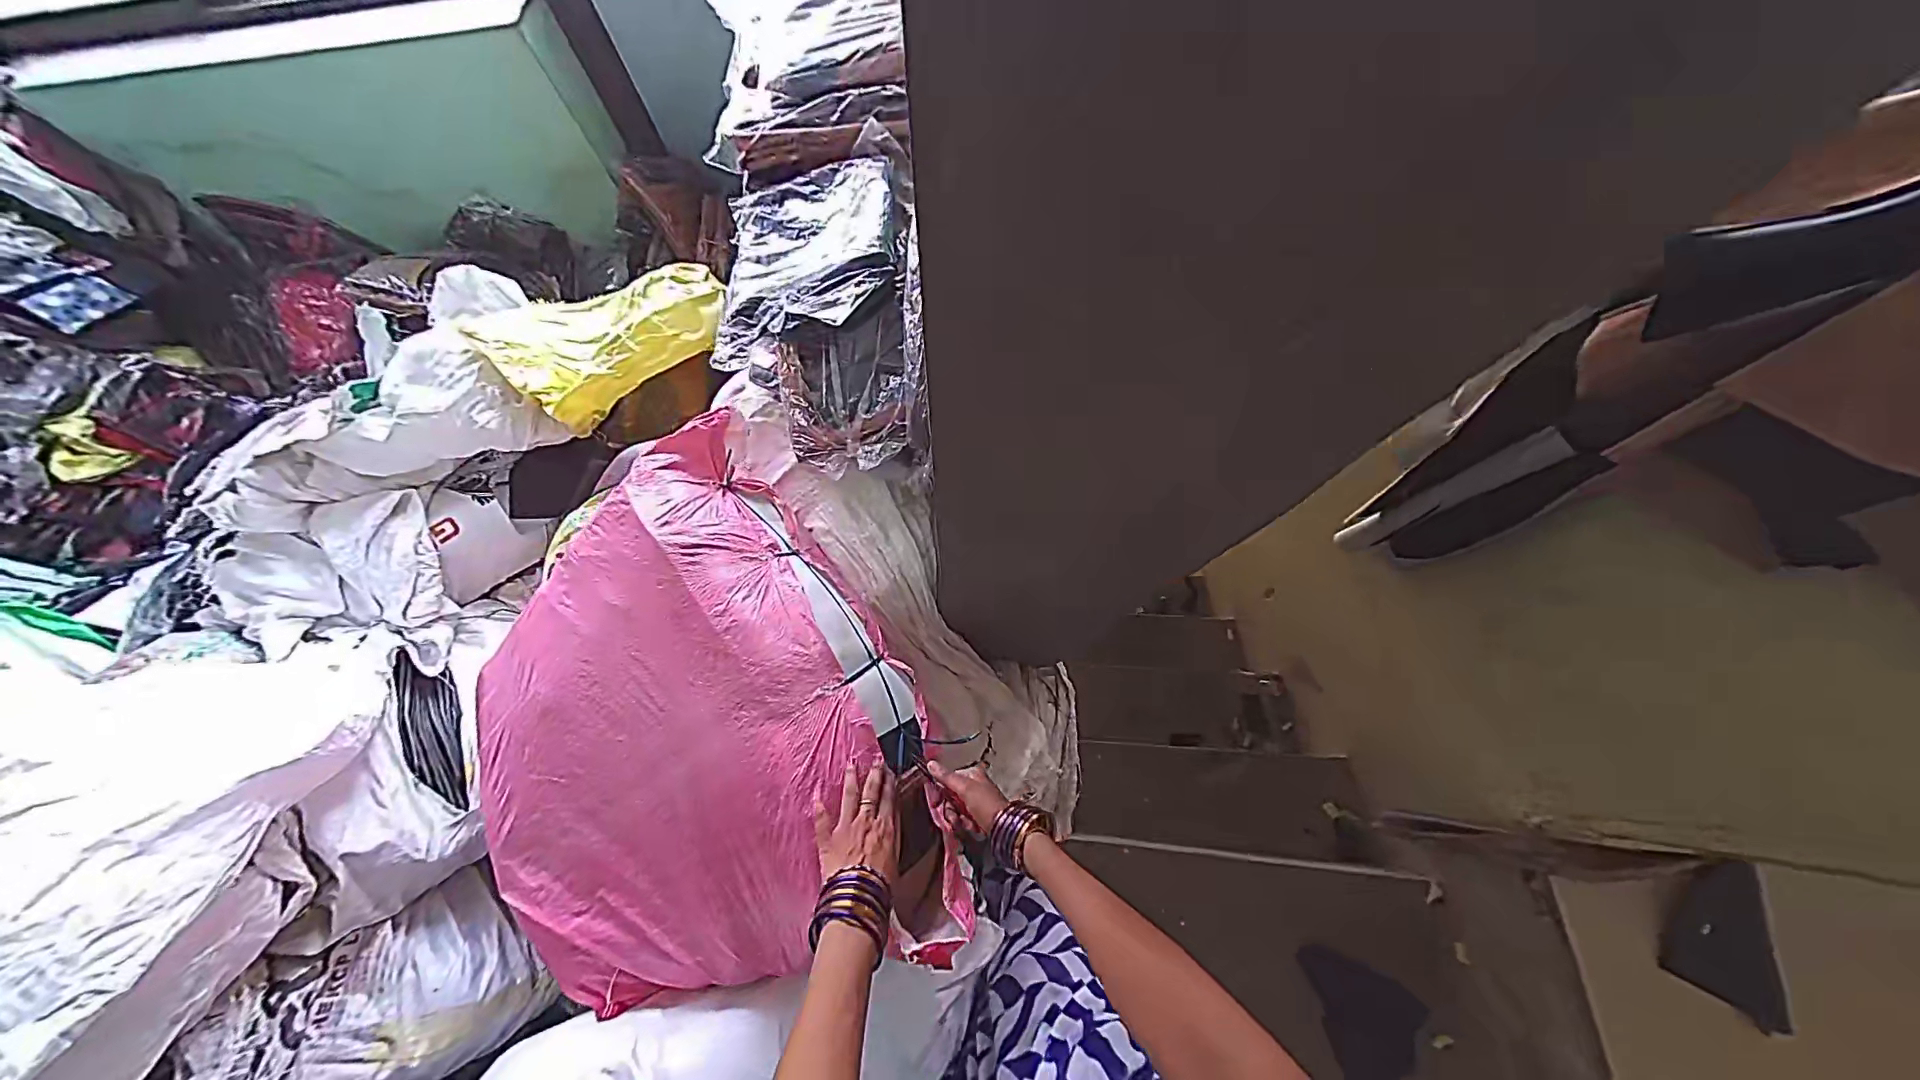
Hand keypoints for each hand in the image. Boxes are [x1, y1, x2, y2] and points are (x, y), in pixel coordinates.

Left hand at [814, 761, 897, 886]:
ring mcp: (845, 828)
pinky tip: (817, 796)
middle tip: (875, 761)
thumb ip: (893, 834)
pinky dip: (819, 808)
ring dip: (850, 780)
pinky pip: (822, 820)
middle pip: (871, 792)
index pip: (888, 797)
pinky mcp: (828, 839)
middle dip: (874, 774)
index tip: (888, 769)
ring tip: (851, 765)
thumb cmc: (881, 883)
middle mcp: (865, 821)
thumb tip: (893, 818)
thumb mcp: (896, 857)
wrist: (857, 896)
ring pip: (849, 797)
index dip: (888, 782)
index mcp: (884, 826)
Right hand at [924, 760, 1010, 833]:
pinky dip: (965, 823)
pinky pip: (963, 818)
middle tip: (954, 817)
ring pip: (956, 809)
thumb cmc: (985, 804)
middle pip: (950, 796)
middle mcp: (973, 785)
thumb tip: (931, 763)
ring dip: (957, 818)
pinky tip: (972, 826)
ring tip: (965, 823)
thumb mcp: (964, 788)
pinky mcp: (978, 815)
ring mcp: (976, 801)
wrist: (1002, 827)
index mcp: (971, 774)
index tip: (936, 803)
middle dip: (950, 809)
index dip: (940, 792)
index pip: (948, 779)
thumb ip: (946, 777)